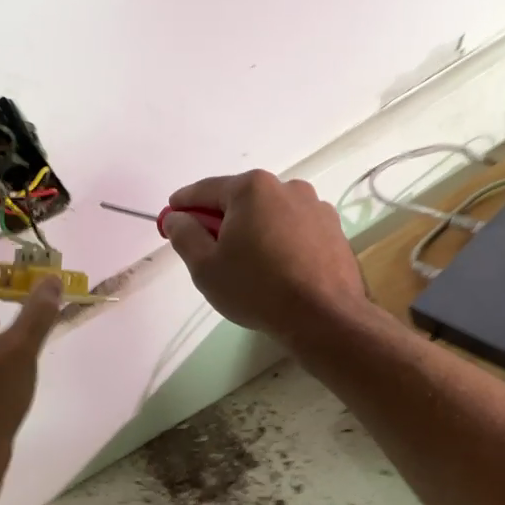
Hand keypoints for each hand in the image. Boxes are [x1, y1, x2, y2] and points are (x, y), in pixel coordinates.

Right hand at [162, 170, 369, 343]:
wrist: (323, 317)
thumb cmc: (256, 289)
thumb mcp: (205, 267)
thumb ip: (185, 235)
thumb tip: (176, 217)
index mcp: (252, 189)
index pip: (206, 190)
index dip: (183, 203)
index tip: (170, 215)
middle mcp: (287, 187)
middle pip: (242, 200)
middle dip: (222, 219)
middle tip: (209, 249)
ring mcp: (315, 207)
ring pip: (271, 214)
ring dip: (255, 230)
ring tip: (249, 265)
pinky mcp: (334, 230)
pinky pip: (296, 230)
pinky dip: (281, 241)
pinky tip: (278, 270)